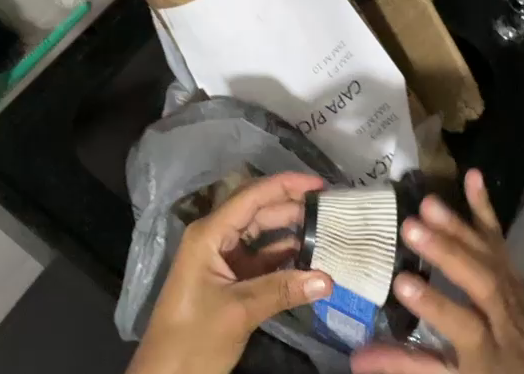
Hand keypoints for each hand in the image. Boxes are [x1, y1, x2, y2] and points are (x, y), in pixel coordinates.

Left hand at [128, 172, 332, 373]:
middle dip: (292, 208)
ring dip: (290, 233)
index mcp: (209, 233)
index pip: (252, 196)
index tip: (320, 184)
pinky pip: (260, 260)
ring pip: (261, 235)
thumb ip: (282, 290)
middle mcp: (215, 238)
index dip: (286, 186)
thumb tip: (328, 279)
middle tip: (330, 209)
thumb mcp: (239, 311)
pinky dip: (283, 259)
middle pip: (258, 212)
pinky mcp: (228, 280)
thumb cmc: (193, 338)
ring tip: (326, 231)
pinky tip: (309, 261)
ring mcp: (221, 259)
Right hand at [352, 169, 523, 373]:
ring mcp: (513, 288)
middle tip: (411, 226)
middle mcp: (502, 314)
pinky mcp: (515, 271)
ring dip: (458, 227)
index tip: (401, 282)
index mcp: (484, 349)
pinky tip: (473, 176)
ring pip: (488, 255)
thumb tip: (356, 358)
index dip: (433, 304)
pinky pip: (500, 238)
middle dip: (447, 253)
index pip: (459, 323)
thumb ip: (408, 365)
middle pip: (478, 280)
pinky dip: (486, 208)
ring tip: (429, 202)